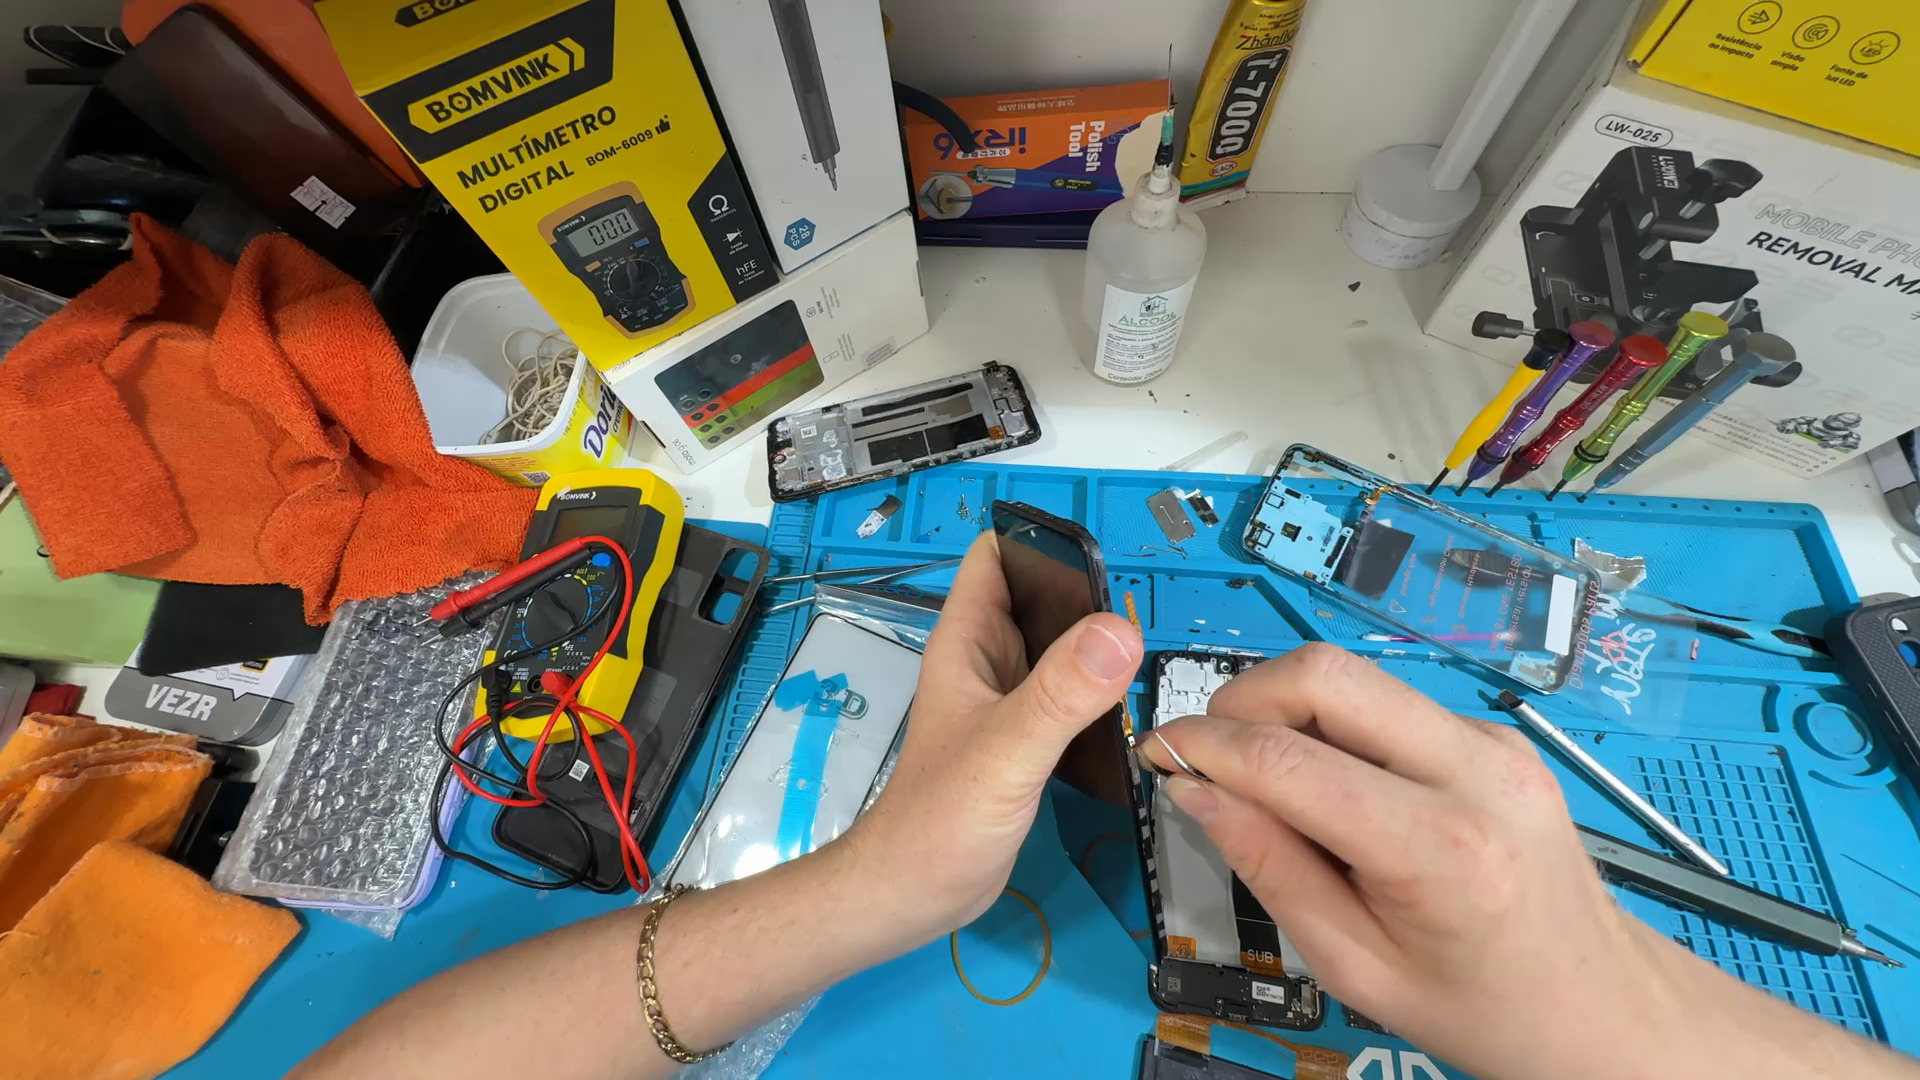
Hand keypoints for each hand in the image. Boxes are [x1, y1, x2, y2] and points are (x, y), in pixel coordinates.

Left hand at [841, 533, 1141, 946]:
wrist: (919, 890)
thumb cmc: (945, 815)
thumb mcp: (1007, 749)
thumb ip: (1060, 694)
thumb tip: (1121, 630)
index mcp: (967, 641)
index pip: (995, 558)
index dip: (1038, 541)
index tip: (1097, 555)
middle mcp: (985, 659)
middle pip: (1035, 597)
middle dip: (1081, 594)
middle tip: (1138, 617)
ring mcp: (1004, 695)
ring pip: (1052, 644)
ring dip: (1090, 642)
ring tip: (1141, 655)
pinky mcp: (1021, 732)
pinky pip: (1061, 689)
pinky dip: (1090, 686)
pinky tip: (1124, 702)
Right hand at [1137, 644, 1690, 1079]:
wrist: (1609, 1007)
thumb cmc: (1473, 1006)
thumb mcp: (1348, 962)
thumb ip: (1263, 864)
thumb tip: (1188, 787)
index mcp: (1440, 849)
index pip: (1286, 761)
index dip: (1202, 744)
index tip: (1157, 752)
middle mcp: (1472, 767)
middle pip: (1321, 673)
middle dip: (1240, 698)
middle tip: (1210, 751)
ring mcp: (1487, 737)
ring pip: (1343, 673)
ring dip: (1276, 705)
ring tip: (1261, 769)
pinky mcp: (1485, 728)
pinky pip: (1372, 697)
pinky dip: (1320, 721)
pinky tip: (1325, 778)